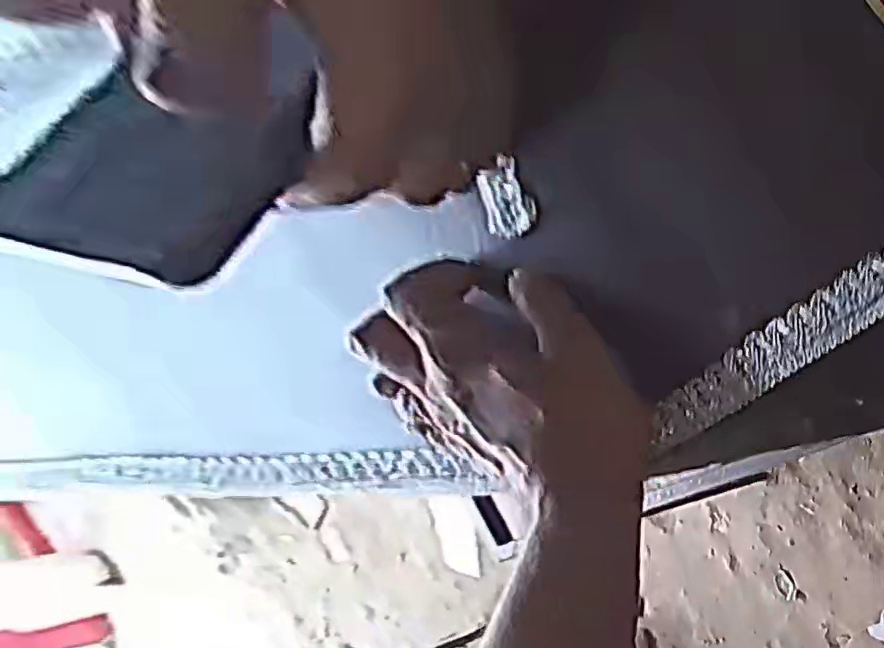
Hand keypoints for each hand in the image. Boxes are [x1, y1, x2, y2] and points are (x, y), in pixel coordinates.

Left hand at [9, 0, 510, 206]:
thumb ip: (199, 37)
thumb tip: (188, 101)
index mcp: (389, 82)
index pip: (362, 170)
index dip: (320, 187)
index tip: (289, 186)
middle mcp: (450, 85)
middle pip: (432, 173)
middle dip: (387, 181)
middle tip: (337, 165)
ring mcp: (480, 57)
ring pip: (476, 148)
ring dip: (436, 159)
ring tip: (394, 144)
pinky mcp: (490, 26)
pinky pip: (496, 101)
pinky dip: (471, 120)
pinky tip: (443, 103)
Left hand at [350, 261, 653, 510]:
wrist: (583, 496)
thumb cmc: (586, 431)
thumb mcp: (583, 352)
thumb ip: (549, 307)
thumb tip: (528, 284)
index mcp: (457, 350)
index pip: (412, 290)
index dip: (442, 274)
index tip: (479, 279)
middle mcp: (436, 385)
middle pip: (377, 334)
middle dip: (403, 313)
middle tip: (444, 310)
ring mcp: (445, 421)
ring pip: (387, 379)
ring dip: (405, 357)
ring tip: (442, 352)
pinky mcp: (464, 450)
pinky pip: (420, 418)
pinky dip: (427, 401)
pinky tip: (457, 401)